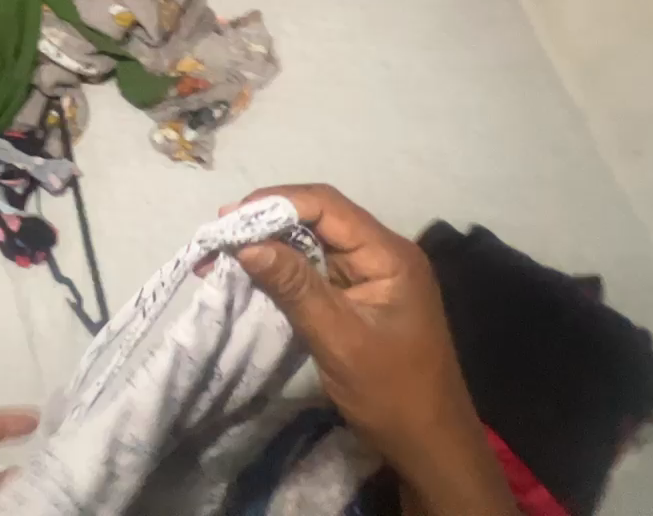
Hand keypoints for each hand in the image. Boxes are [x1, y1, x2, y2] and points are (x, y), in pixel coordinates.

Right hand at [229, 185, 515, 515]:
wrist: (432, 449)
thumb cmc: (391, 393)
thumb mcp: (338, 339)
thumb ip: (294, 286)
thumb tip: (246, 243)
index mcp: (388, 253)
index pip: (327, 206)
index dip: (276, 203)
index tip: (230, 218)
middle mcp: (381, 251)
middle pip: (318, 216)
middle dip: (267, 219)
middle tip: (220, 232)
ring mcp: (370, 271)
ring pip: (313, 238)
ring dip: (271, 242)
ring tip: (225, 250)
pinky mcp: (358, 291)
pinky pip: (316, 265)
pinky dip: (283, 265)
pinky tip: (253, 270)